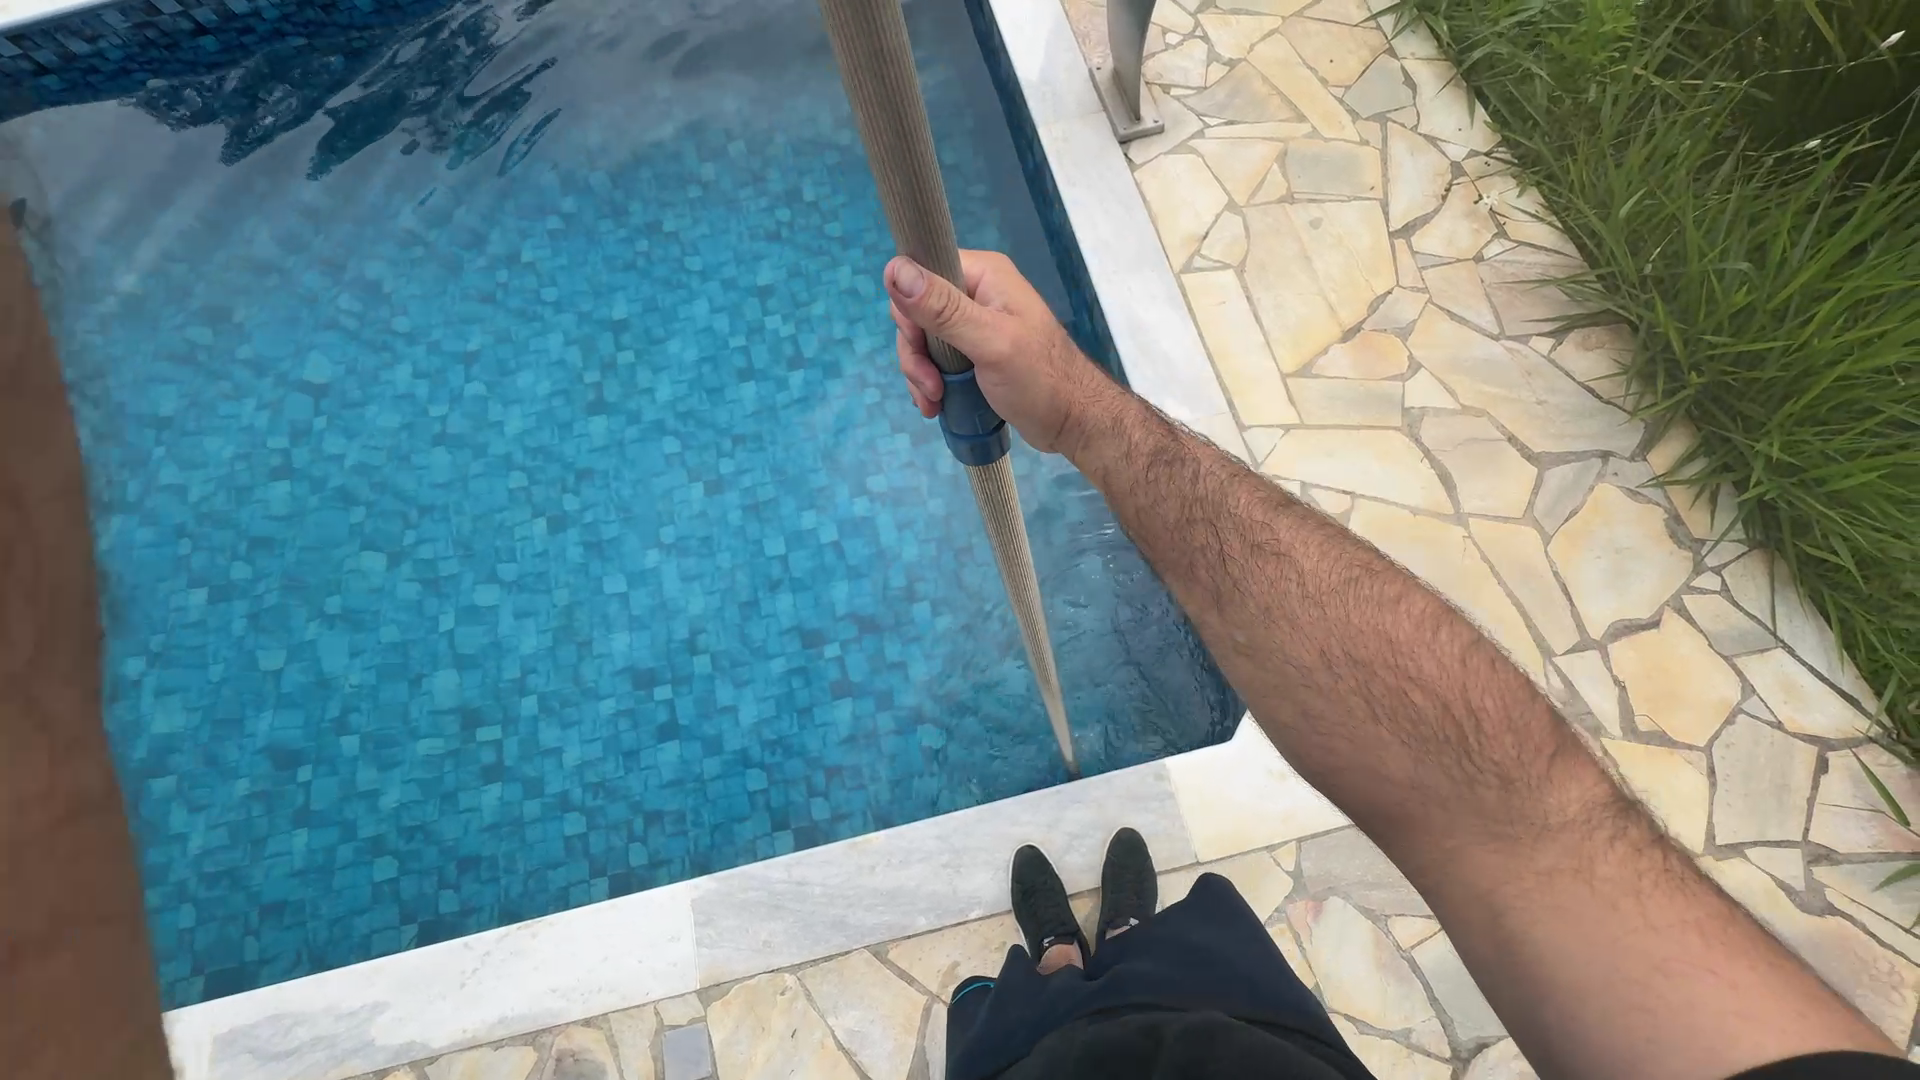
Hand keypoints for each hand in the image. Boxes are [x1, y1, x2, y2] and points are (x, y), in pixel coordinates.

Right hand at [885, 250, 1114, 455]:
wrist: (1071, 421)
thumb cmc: (1039, 380)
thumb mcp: (990, 342)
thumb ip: (942, 309)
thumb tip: (893, 268)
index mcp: (983, 274)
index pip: (921, 274)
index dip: (909, 311)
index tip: (918, 346)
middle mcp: (976, 292)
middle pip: (916, 313)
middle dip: (915, 354)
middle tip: (930, 387)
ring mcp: (974, 325)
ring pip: (923, 341)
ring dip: (921, 375)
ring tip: (934, 403)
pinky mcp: (973, 354)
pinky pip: (936, 361)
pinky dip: (930, 384)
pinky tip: (937, 405)